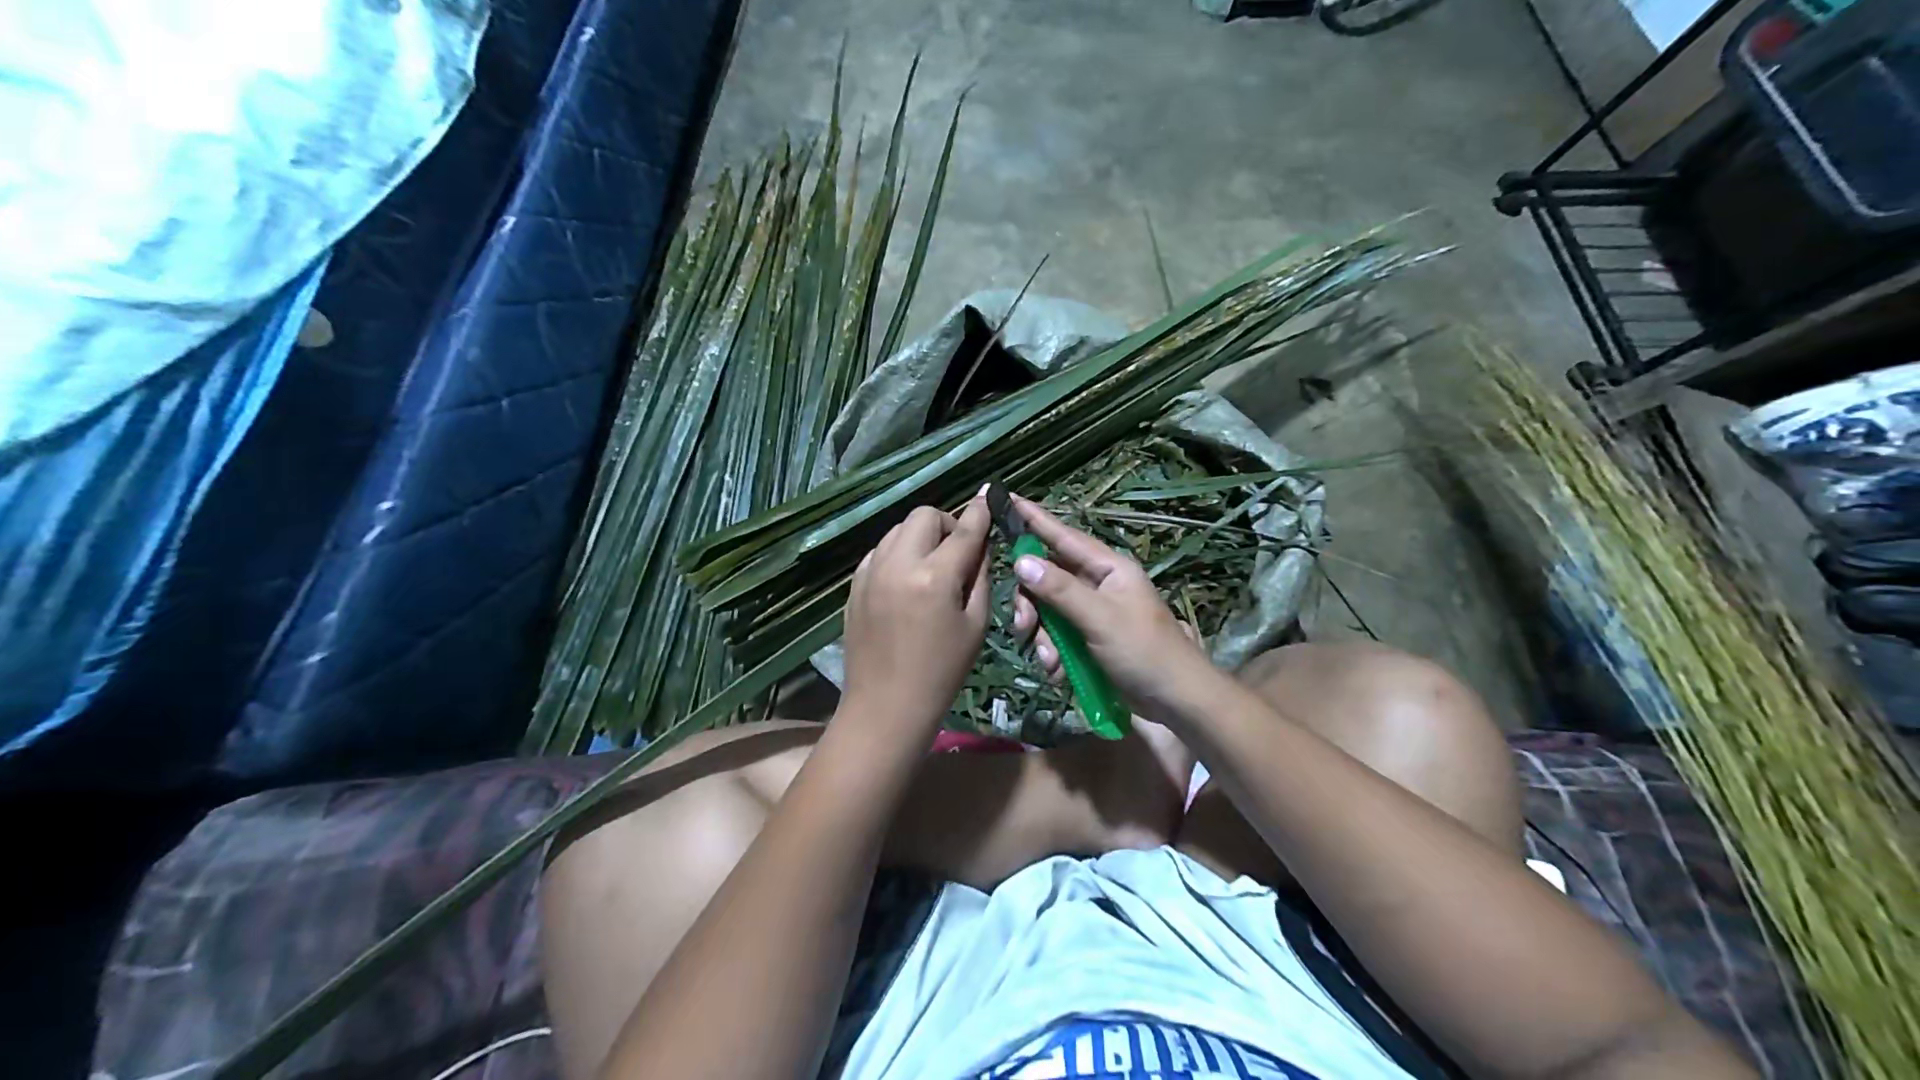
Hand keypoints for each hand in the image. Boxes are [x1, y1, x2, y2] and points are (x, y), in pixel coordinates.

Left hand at [840, 496, 992, 746]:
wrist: (885, 706)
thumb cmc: (941, 672)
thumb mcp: (975, 626)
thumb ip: (979, 578)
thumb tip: (980, 546)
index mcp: (934, 577)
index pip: (964, 530)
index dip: (979, 512)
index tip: (988, 499)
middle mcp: (898, 564)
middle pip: (924, 516)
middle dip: (946, 523)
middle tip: (958, 549)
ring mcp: (870, 572)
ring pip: (898, 530)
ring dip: (920, 536)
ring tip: (932, 564)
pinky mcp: (855, 585)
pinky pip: (880, 552)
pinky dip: (898, 554)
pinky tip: (907, 579)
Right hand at [1008, 495, 1218, 723]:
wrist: (1176, 703)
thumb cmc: (1145, 652)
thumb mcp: (1100, 618)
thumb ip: (1059, 590)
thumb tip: (1021, 561)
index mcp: (1108, 569)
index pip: (1063, 536)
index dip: (1033, 519)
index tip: (1005, 499)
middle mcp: (1097, 586)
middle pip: (1045, 580)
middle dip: (1031, 605)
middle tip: (1024, 628)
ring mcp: (1092, 615)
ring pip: (1047, 613)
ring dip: (1042, 637)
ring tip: (1050, 662)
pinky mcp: (1088, 642)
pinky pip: (1056, 639)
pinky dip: (1053, 656)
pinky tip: (1059, 674)